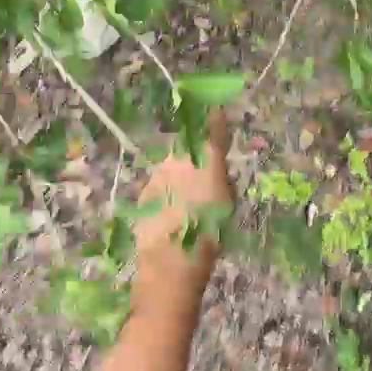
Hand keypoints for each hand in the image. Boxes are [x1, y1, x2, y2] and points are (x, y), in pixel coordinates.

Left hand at [133, 111, 233, 295]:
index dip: (215, 118)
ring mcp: (158, 172)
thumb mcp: (227, 204)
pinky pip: (158, 183)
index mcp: (207, 158)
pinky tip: (169, 212)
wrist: (171, 260)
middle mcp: (180, 157)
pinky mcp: (143, 190)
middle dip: (193, 151)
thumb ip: (221, 179)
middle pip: (188, 145)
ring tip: (184, 199)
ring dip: (178, 173)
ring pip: (171, 164)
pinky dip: (165, 191)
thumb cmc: (210, 234)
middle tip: (200, 171)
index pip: (212, 127)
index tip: (215, 110)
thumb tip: (217, 171)